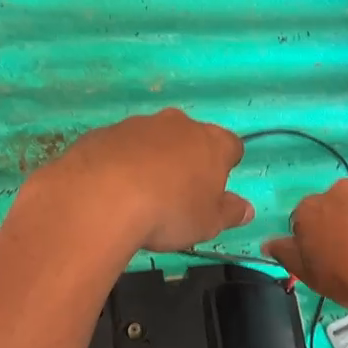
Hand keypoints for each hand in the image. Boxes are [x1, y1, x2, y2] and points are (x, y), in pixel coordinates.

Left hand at [29, 109, 251, 250]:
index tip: (215, 187)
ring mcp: (138, 125)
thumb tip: (246, 209)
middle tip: (179, 192)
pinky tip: (113, 190)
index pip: (231, 146)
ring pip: (154, 139)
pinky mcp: (104, 133)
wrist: (101, 197)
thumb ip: (229, 213)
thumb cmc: (169, 212)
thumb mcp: (208, 223)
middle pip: (191, 137)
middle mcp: (178, 124)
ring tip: (141, 194)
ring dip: (153, 159)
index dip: (226, 165)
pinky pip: (121, 147)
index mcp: (212, 143)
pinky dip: (122, 163)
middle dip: (188, 159)